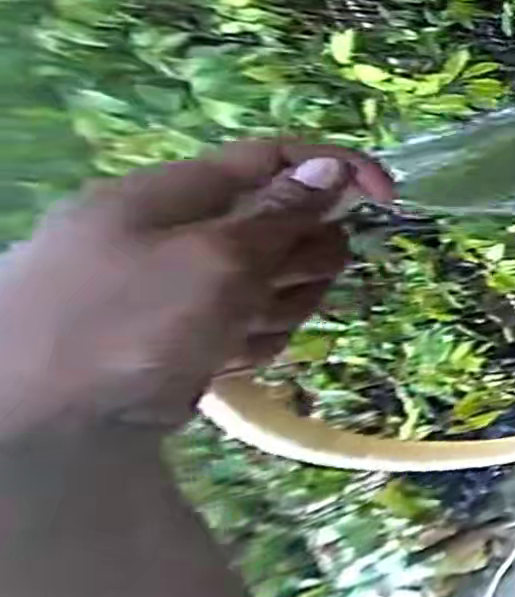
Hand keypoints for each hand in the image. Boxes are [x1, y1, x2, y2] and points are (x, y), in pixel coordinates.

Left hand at [0, 141, 393, 441]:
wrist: (43, 439)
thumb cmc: (130, 327)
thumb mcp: (220, 257)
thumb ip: (285, 210)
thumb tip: (331, 167)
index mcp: (163, 198)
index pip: (274, 157)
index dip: (339, 169)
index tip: (389, 200)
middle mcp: (172, 234)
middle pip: (291, 223)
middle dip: (305, 256)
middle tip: (277, 282)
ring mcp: (181, 285)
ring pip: (285, 276)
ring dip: (283, 303)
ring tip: (241, 329)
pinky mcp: (191, 329)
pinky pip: (262, 318)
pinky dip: (257, 336)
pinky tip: (222, 356)